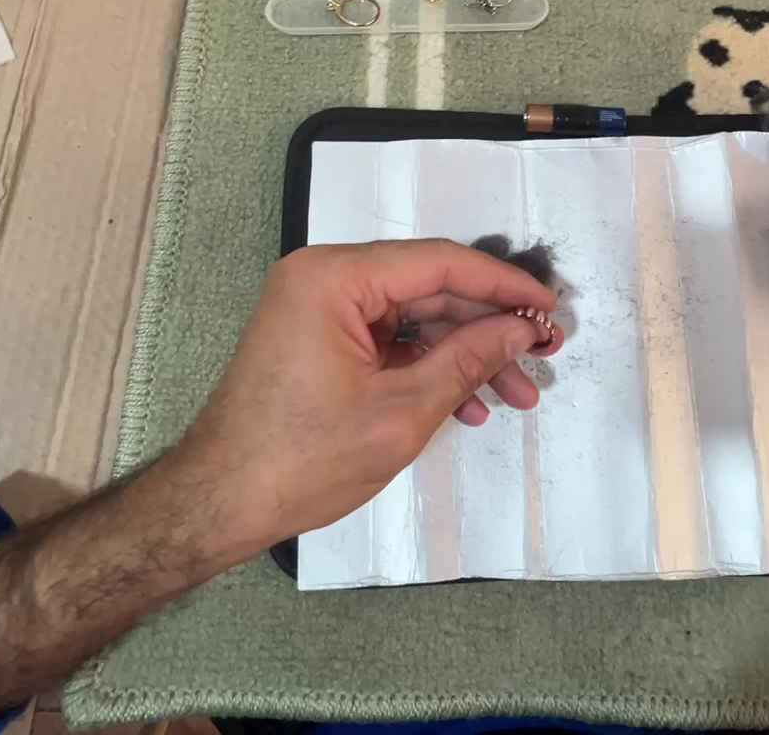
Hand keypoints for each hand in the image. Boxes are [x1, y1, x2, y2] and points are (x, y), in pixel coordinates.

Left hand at [160, 239, 555, 559]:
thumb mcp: (400, 413)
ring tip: (517, 391)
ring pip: (416, 317)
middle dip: (488, 326)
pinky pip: (392, 339)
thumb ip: (467, 360)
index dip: (502, 285)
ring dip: (466, 353)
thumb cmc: (301, 461)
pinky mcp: (326, 337)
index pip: (438, 263)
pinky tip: (469, 403)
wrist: (220, 505)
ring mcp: (324, 307)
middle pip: (429, 288)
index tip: (549, 307)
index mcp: (334, 277)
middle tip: (543, 352)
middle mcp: (326, 277)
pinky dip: (430, 367)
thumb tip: (522, 330)